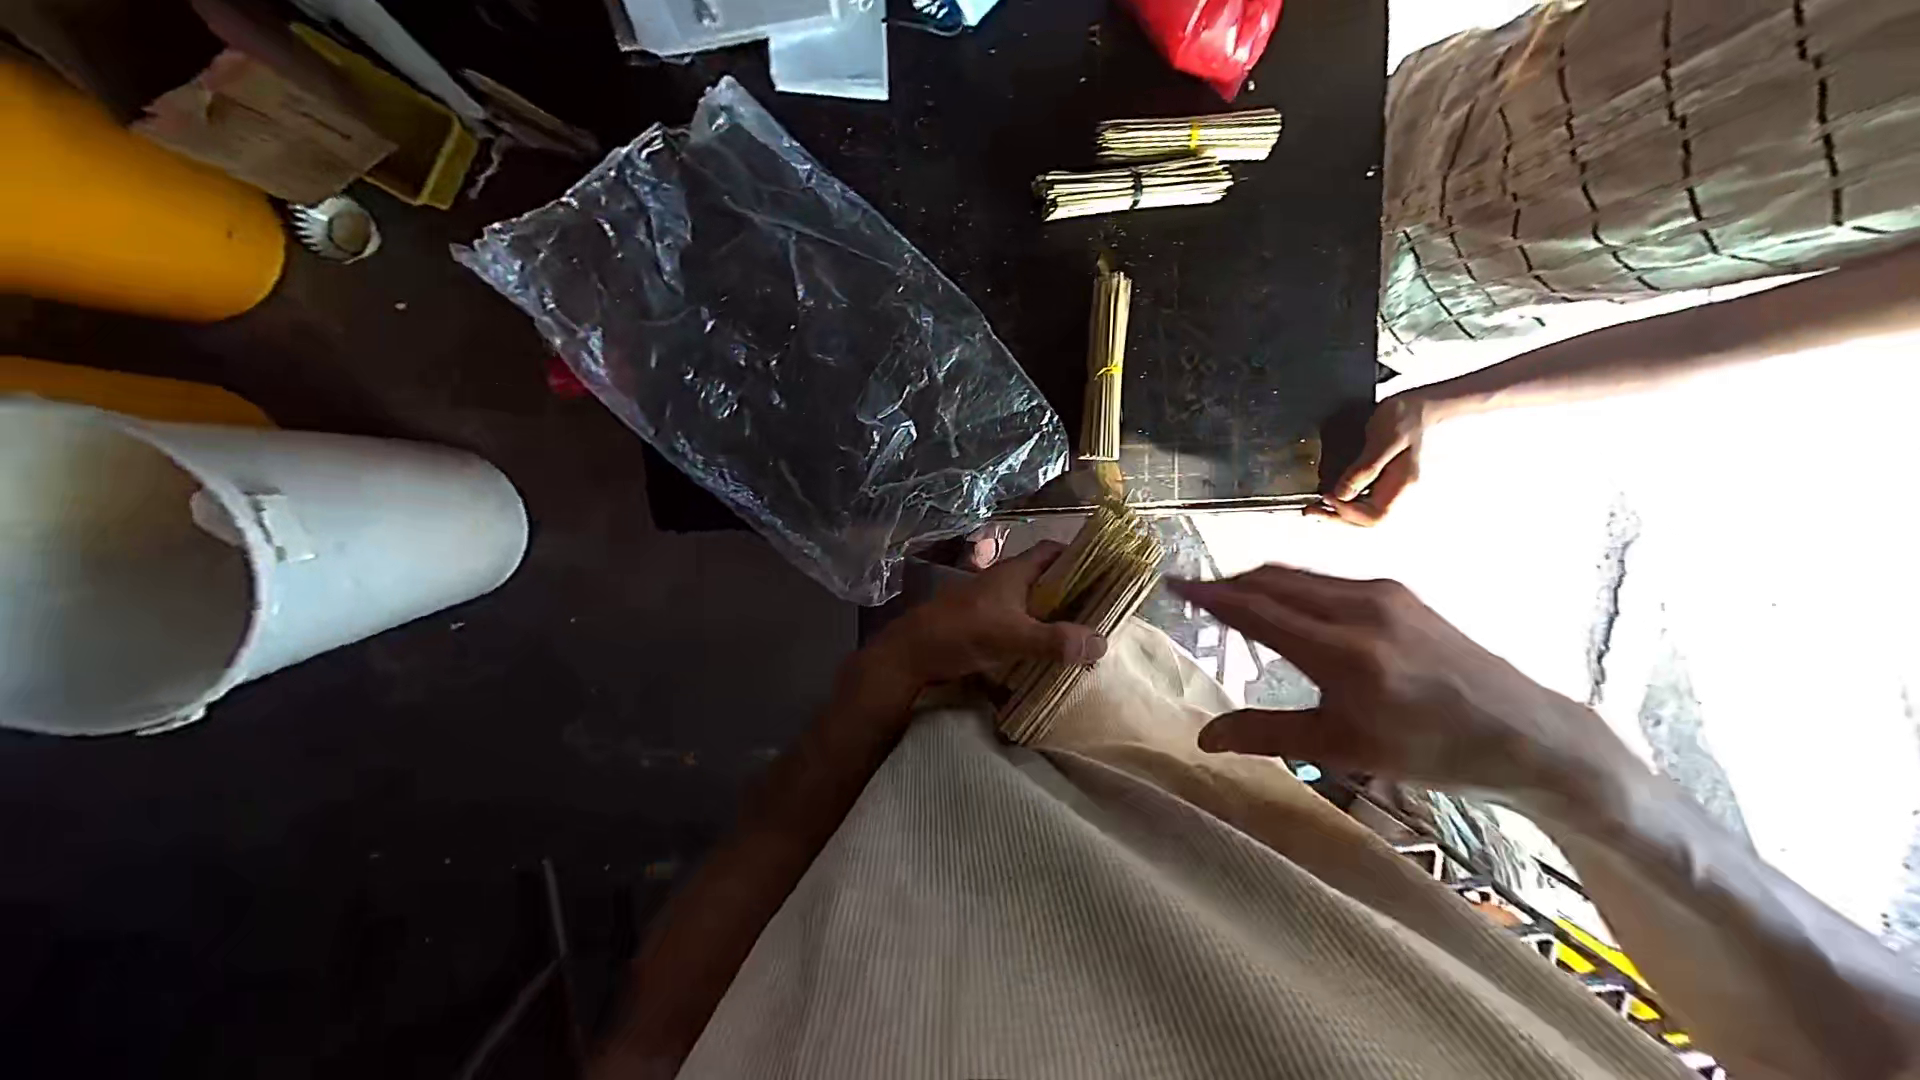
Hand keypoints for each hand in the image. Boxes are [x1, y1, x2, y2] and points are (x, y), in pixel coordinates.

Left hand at [866, 541, 1107, 689]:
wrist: (911, 653)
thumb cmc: (961, 633)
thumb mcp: (1012, 637)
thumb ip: (1055, 641)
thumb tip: (1102, 642)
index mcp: (1013, 572)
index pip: (1052, 551)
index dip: (1079, 555)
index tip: (1105, 571)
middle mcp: (1004, 582)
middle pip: (1046, 577)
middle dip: (1072, 590)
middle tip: (1102, 609)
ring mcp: (991, 603)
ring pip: (1032, 601)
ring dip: (1054, 613)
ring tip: (1082, 632)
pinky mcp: (982, 624)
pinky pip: (1019, 620)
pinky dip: (1036, 630)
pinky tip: (1048, 649)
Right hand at [1169, 567, 1640, 805]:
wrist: (1527, 734)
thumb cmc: (1431, 751)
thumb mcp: (1343, 750)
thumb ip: (1266, 734)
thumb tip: (1203, 738)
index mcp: (1343, 654)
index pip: (1256, 610)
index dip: (1208, 596)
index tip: (1173, 584)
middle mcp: (1359, 609)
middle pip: (1270, 582)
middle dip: (1226, 586)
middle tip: (1195, 597)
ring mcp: (1381, 593)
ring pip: (1296, 576)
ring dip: (1256, 584)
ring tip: (1232, 601)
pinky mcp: (1397, 590)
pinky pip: (1324, 579)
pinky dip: (1289, 587)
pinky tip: (1285, 607)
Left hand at [1308, 392, 1432, 525]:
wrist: (1414, 407)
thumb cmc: (1402, 419)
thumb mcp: (1384, 440)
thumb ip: (1365, 468)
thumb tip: (1343, 494)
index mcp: (1401, 485)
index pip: (1375, 516)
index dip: (1348, 512)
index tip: (1327, 497)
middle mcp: (1394, 491)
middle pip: (1366, 520)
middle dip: (1336, 518)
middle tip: (1309, 511)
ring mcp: (1386, 488)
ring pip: (1360, 513)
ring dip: (1335, 514)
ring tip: (1312, 509)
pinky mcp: (1376, 481)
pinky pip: (1358, 501)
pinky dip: (1340, 503)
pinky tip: (1324, 497)